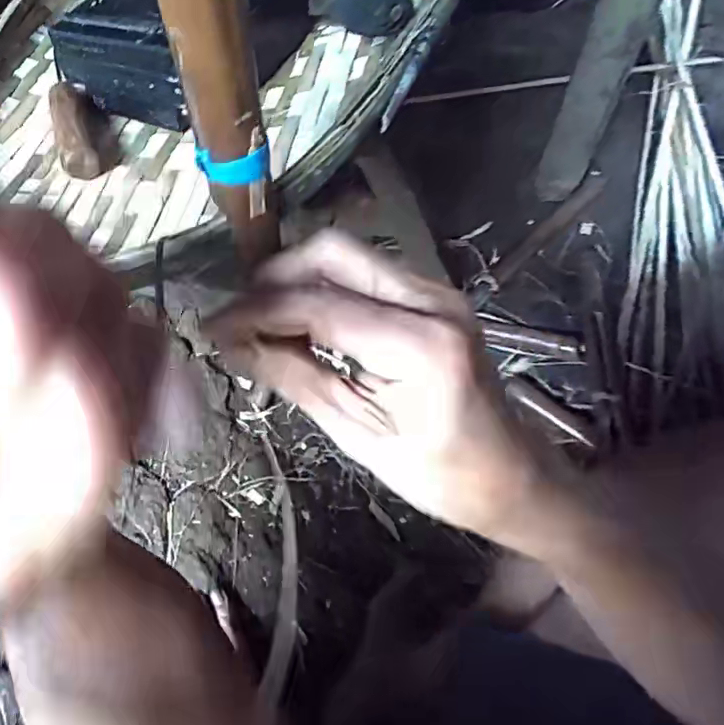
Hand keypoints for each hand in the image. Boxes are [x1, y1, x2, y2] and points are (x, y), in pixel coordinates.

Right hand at [209, 231, 556, 544]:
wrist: (511, 472)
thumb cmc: (440, 473)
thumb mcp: (359, 434)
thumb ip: (296, 377)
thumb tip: (233, 344)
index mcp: (421, 344)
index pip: (318, 305)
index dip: (256, 311)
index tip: (212, 326)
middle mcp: (430, 298)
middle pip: (332, 251)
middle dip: (274, 275)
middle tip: (238, 316)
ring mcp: (434, 288)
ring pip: (346, 254)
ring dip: (295, 278)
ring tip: (262, 320)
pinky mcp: (429, 293)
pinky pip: (362, 272)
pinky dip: (321, 287)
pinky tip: (300, 320)